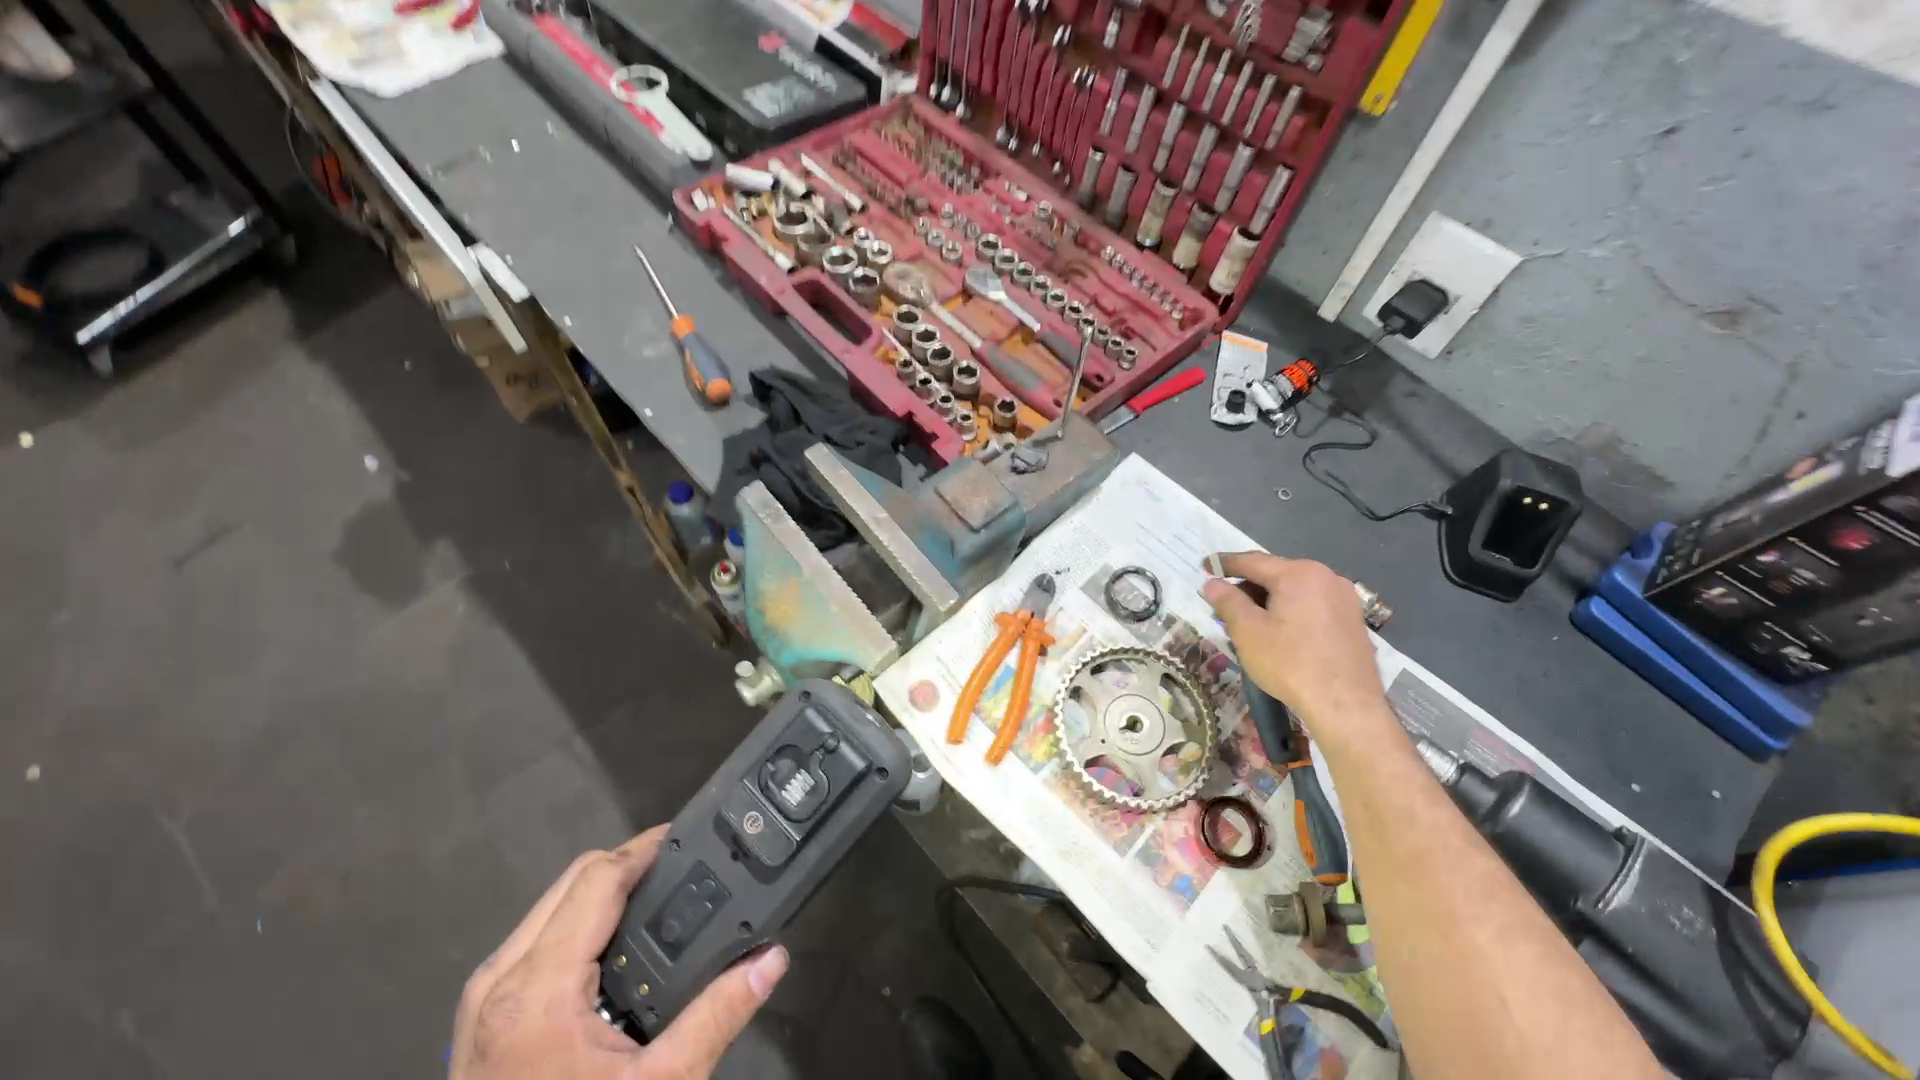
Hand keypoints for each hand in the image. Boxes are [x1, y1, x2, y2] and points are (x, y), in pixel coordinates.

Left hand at [451, 826, 787, 1078]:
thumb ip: (716, 1016)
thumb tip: (772, 959)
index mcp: (537, 987)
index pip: (597, 880)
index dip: (645, 849)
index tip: (689, 837)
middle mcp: (499, 977)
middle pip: (570, 881)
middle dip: (627, 867)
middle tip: (683, 872)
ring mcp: (483, 997)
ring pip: (548, 907)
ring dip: (601, 895)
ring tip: (658, 905)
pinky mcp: (482, 1015)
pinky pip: (534, 940)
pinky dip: (577, 926)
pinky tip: (616, 950)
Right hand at [1201, 553, 1391, 743]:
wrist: (1346, 705)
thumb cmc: (1290, 663)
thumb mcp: (1248, 632)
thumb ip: (1228, 601)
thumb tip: (1212, 583)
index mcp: (1299, 573)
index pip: (1253, 561)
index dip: (1224, 564)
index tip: (1204, 566)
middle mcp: (1326, 577)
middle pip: (1277, 574)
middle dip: (1248, 588)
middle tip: (1224, 605)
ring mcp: (1345, 598)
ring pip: (1296, 591)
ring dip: (1269, 601)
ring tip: (1250, 623)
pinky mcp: (1354, 620)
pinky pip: (1313, 605)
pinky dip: (1292, 611)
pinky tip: (1281, 633)